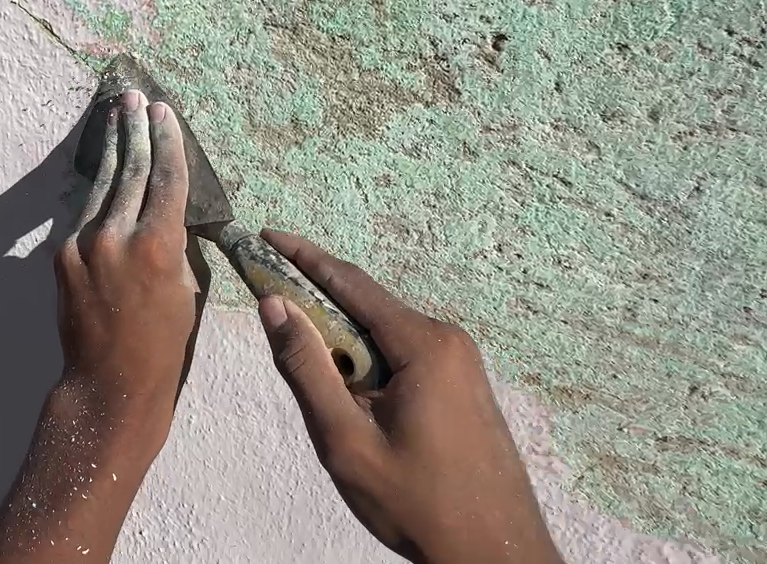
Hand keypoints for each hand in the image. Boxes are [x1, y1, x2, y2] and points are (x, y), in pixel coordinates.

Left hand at [52, 88, 199, 443]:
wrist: (108, 385)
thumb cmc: (165, 347)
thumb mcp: (187, 291)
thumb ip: (175, 243)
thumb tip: (167, 210)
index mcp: (158, 246)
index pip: (165, 179)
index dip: (167, 142)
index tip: (163, 112)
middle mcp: (116, 236)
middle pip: (129, 169)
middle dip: (134, 130)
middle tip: (135, 98)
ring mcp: (83, 243)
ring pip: (102, 184)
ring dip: (111, 147)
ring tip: (116, 114)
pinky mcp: (62, 254)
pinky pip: (85, 213)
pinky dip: (99, 189)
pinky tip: (104, 166)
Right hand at [258, 231, 562, 563]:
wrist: (501, 562)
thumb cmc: (418, 504)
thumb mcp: (345, 439)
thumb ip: (306, 367)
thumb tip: (273, 304)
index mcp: (422, 344)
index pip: (349, 281)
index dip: (302, 255)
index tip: (266, 235)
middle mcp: (446, 338)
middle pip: (365, 303)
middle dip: (315, 298)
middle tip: (271, 300)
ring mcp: (459, 360)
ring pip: (381, 328)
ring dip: (340, 335)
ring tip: (308, 361)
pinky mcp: (462, 381)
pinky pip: (400, 348)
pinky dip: (364, 353)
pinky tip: (349, 384)